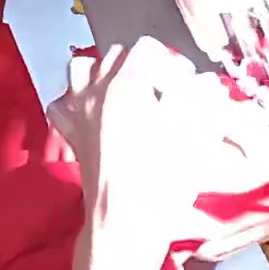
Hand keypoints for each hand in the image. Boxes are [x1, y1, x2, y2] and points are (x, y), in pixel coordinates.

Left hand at [48, 37, 199, 250]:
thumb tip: (206, 84)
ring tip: (125, 89)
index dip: (169, 61)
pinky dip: (75, 100)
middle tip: (161, 86)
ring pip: (81, 69)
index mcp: (128, 84)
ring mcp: (79, 112)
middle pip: (115, 55)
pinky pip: (62, 104)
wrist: (128, 222)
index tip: (184, 81)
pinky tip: (94, 111)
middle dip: (140, 64)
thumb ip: (200, 100)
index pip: (146, 48)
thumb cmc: (163, 180)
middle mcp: (96, 91)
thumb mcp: (195, 134)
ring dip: (103, 72)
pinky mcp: (71, 135)